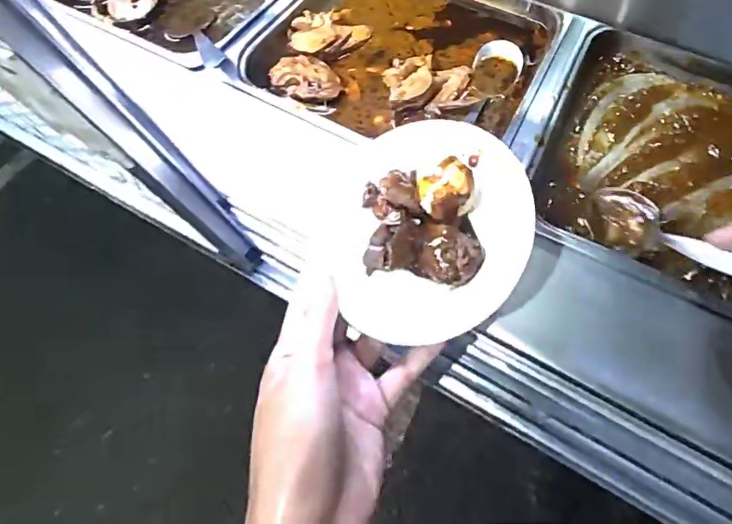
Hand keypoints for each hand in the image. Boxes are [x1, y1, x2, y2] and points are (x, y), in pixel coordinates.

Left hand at [247, 270, 442, 523]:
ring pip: (379, 338)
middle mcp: (322, 365)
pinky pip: (402, 370)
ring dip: (398, 315)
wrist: (315, 520)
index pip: (313, 299)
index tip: (349, 236)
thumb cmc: (293, 451)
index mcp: (295, 353)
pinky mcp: (375, 407)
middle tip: (396, 254)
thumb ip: (317, 321)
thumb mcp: (302, 372)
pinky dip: (420, 351)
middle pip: (349, 315)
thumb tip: (326, 273)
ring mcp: (350, 386)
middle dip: (370, 287)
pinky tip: (438, 332)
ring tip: (420, 285)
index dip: (330, 268)